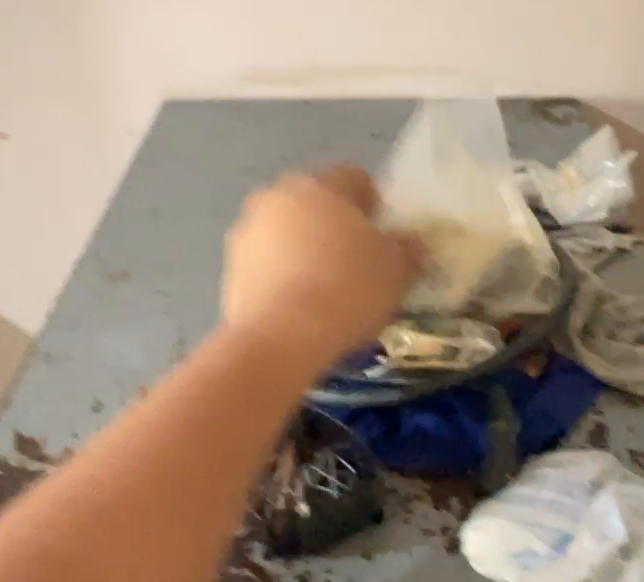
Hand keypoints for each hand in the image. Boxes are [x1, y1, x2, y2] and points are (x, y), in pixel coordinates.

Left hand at [221, 165, 422, 365]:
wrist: (281, 339)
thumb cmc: (347, 291)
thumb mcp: (395, 272)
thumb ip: (408, 251)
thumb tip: (414, 243)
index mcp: (320, 183)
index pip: (355, 180)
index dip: (374, 209)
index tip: (384, 242)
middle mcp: (276, 196)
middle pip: (315, 207)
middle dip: (334, 231)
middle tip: (355, 270)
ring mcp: (246, 233)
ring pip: (286, 237)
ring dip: (303, 256)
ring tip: (324, 296)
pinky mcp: (229, 272)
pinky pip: (266, 270)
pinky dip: (282, 283)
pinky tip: (298, 312)